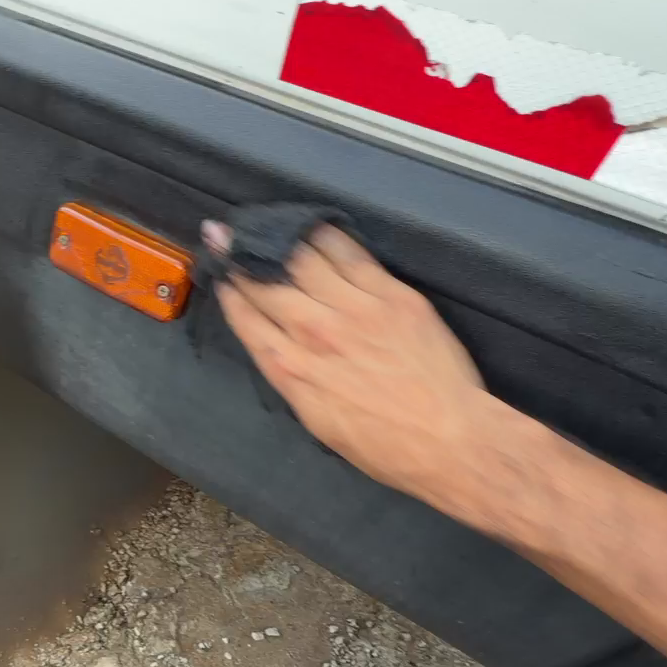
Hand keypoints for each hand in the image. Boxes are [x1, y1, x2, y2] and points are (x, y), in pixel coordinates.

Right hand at [205, 221, 502, 513]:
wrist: (447, 438)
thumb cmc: (379, 444)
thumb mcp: (314, 419)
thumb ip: (291, 376)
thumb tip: (277, 346)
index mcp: (289, 369)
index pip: (246, 318)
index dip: (229, 291)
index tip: (220, 272)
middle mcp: (313, 332)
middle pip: (266, 284)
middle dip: (239, 256)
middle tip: (221, 232)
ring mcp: (353, 309)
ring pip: (304, 260)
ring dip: (276, 239)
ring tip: (263, 223)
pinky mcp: (391, 295)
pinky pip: (351, 254)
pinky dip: (326, 236)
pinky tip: (312, 224)